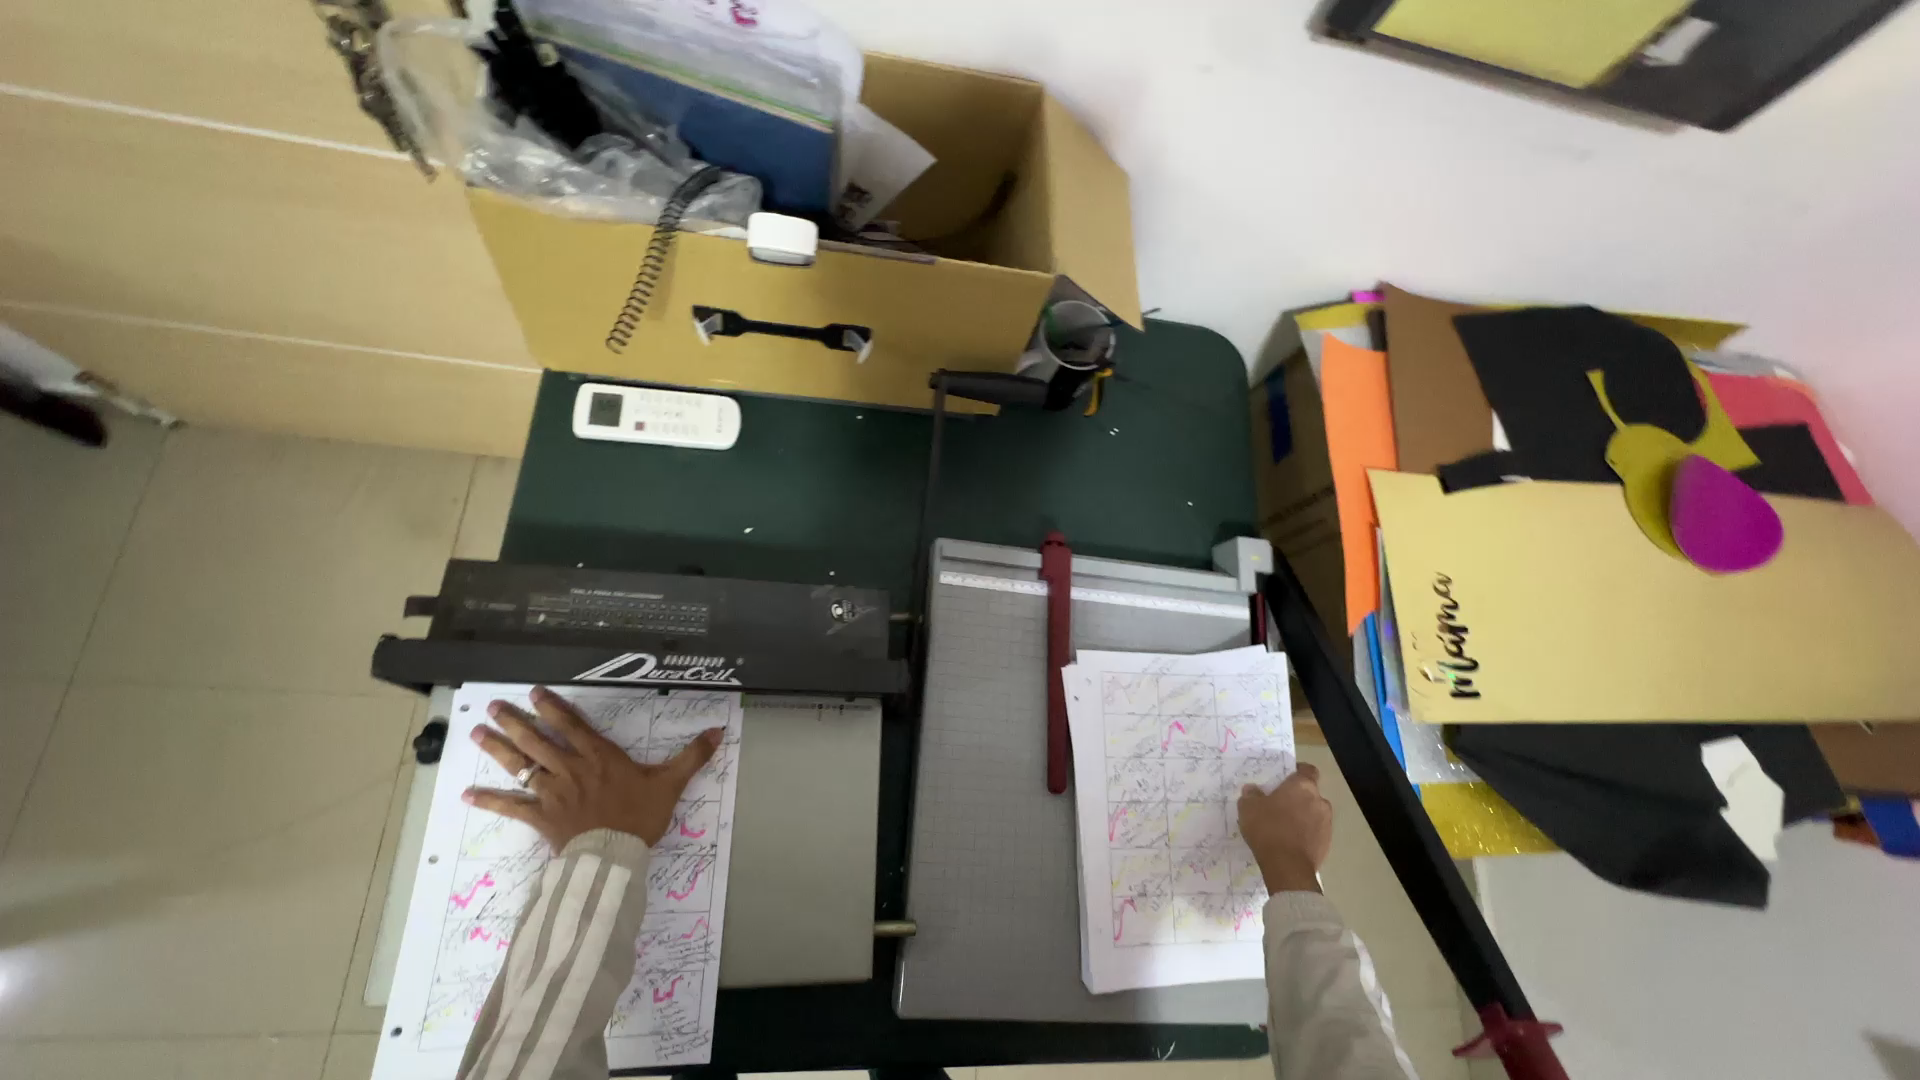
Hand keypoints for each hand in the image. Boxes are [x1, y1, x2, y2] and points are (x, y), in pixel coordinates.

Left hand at [463, 686, 722, 849]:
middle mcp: (571, 768)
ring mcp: (552, 792)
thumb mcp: (672, 784)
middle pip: (538, 739)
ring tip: (478, 731)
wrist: (615, 856)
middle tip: (494, 705)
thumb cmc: (641, 817)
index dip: (554, 706)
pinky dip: (488, 800)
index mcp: (600, 756)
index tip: (535, 691)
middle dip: (516, 720)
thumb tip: (719, 731)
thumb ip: (692, 756)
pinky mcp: (541, 817)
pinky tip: (466, 793)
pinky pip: (510, 806)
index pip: (573, 725)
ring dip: (498, 748)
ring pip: (520, 765)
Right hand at [1238, 763, 1333, 893]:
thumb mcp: (1249, 808)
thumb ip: (1251, 795)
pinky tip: (1289, 842)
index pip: (1307, 770)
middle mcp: (1319, 801)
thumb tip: (1253, 790)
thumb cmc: (1268, 828)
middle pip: (1310, 793)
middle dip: (1297, 797)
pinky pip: (1315, 832)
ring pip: (1313, 813)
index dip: (1297, 772)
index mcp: (1302, 786)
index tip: (1285, 778)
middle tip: (1278, 805)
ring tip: (1283, 826)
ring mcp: (1326, 824)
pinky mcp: (1327, 843)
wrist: (1287, 867)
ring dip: (1302, 816)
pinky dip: (1305, 834)